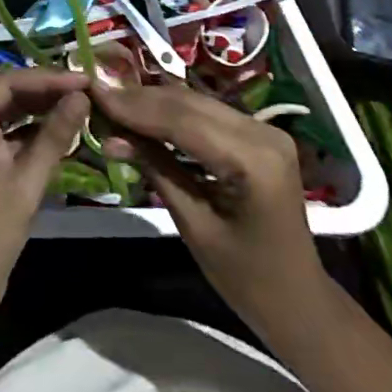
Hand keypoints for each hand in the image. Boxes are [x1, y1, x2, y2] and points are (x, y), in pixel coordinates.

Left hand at [0, 68, 90, 319]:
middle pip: (9, 96)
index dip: (48, 78)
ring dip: (44, 111)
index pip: (7, 84)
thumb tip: (82, 96)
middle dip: (48, 92)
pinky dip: (36, 134)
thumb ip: (54, 135)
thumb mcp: (25, 182)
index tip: (85, 78)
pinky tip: (65, 130)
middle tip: (89, 89)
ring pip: (12, 116)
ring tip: (82, 104)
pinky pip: (12, 137)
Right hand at [89, 82, 322, 324]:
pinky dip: (176, 115)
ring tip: (114, 104)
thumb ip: (157, 171)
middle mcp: (264, 132)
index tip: (95, 93)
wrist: (297, 298)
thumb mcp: (194, 226)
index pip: (183, 120)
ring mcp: (265, 130)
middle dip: (142, 100)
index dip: (136, 106)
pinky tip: (146, 117)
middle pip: (191, 104)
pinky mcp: (260, 136)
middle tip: (99, 96)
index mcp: (253, 160)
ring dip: (156, 103)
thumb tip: (111, 136)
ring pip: (199, 104)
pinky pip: (211, 115)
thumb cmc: (246, 277)